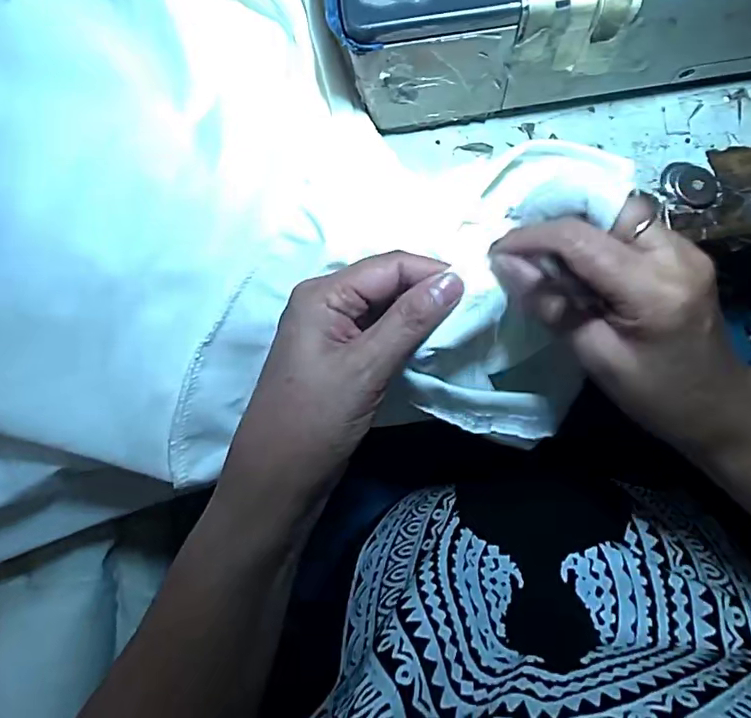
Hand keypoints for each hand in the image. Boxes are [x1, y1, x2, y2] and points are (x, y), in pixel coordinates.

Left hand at [220, 253, 463, 511]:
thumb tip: (454, 280)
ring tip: (459, 321)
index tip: (474, 289)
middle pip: (388, 279)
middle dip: (428, 288)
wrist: (276, 486)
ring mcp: (332, 327)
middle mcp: (326, 301)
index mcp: (323, 294)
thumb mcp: (366, 367)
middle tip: (471, 306)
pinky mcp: (341, 352)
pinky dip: (408, 330)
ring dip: (421, 310)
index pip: (389, 265)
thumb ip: (410, 319)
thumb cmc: (314, 422)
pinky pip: (381, 327)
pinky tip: (432, 341)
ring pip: (387, 303)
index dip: (432, 271)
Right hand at [489, 199, 750, 460]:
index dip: (532, 238)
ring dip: (581, 225)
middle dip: (561, 219)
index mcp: (654, 288)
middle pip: (608, 207)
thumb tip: (507, 264)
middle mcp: (676, 253)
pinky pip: (634, 226)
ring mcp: (686, 248)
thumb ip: (552, 306)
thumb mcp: (598, 359)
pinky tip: (583, 261)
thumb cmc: (659, 397)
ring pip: (621, 210)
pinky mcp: (685, 252)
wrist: (721, 408)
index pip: (580, 239)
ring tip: (550, 254)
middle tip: (527, 247)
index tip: (499, 251)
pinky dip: (601, 235)